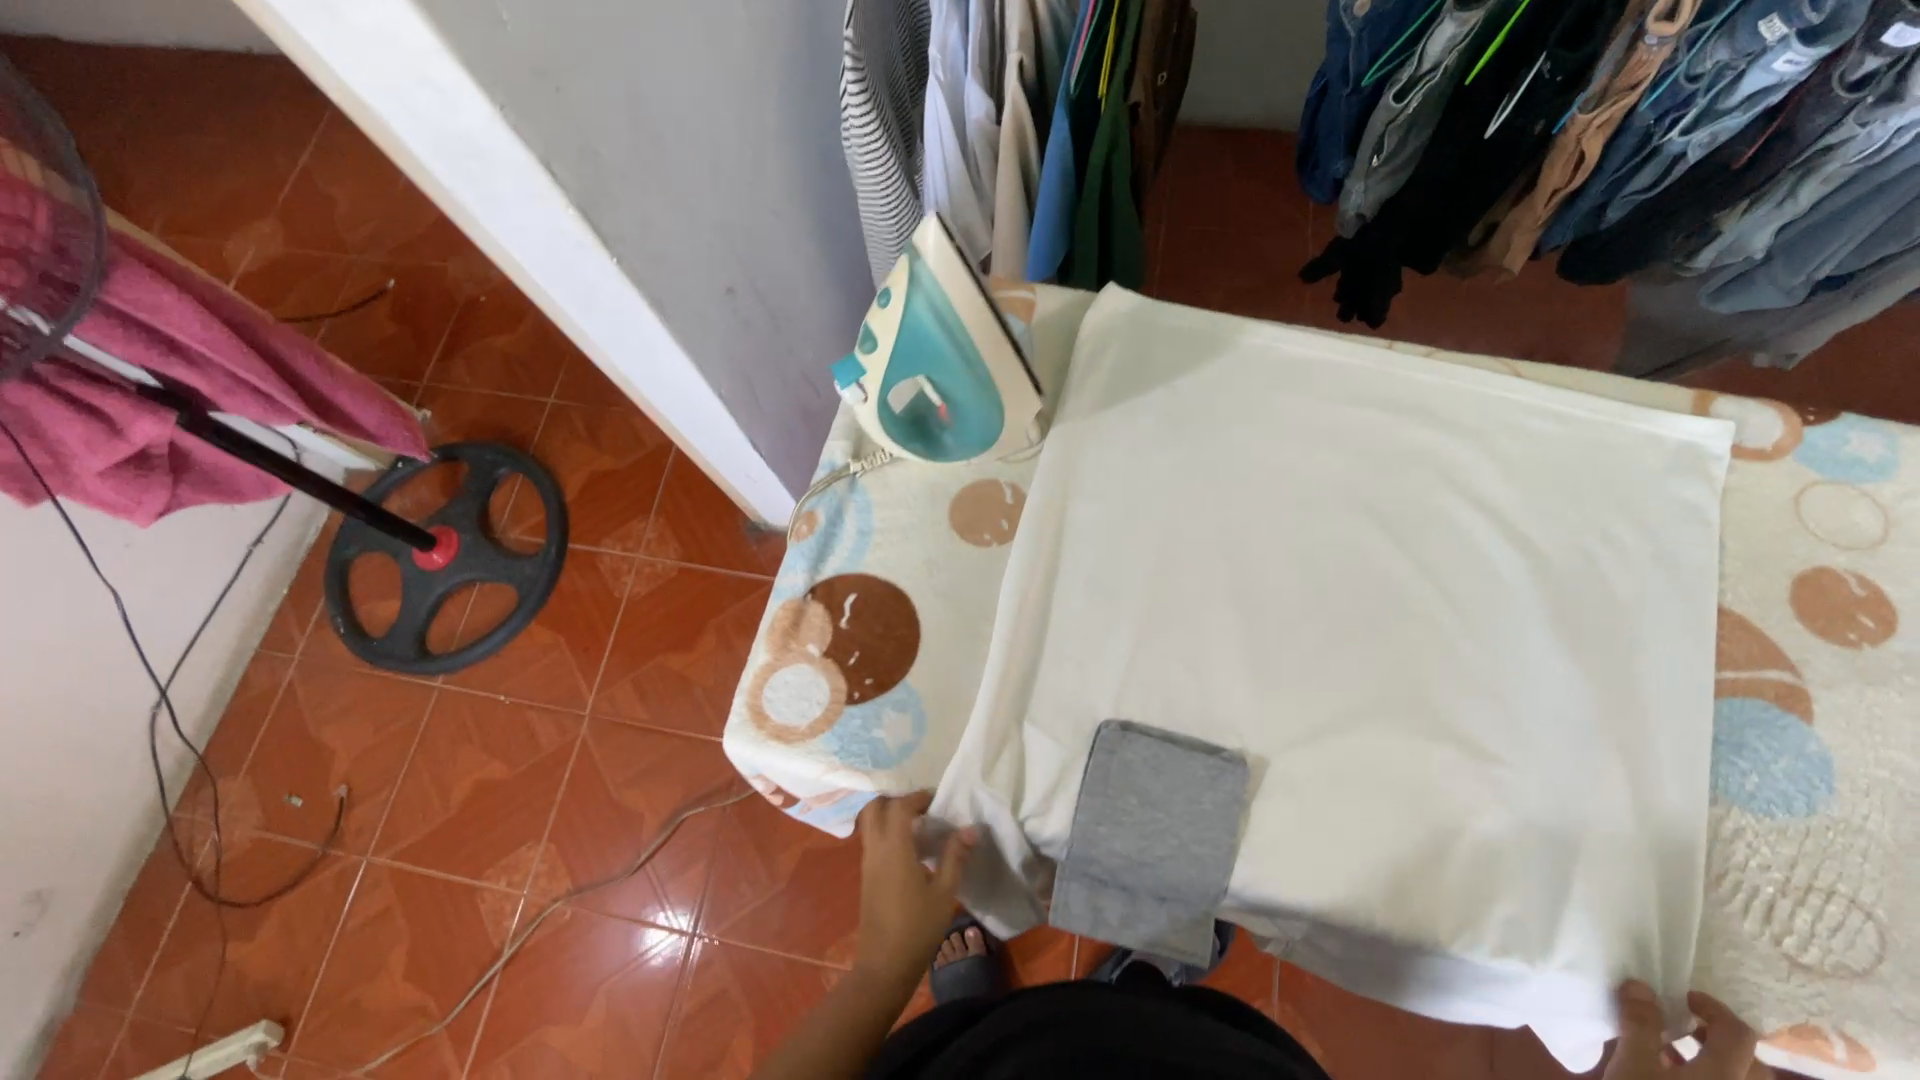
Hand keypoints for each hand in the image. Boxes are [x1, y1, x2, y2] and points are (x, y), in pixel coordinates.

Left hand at [851, 792, 975, 990]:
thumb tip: (970, 829)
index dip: (917, 797)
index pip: (899, 807)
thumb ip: (955, 857)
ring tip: (919, 824)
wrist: (884, 965)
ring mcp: (867, 864)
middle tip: (921, 806)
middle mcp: (875, 850)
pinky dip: (887, 833)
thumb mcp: (944, 892)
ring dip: (889, 816)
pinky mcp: (866, 877)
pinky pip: (872, 842)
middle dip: (895, 800)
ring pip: (870, 825)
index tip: (936, 798)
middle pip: (874, 809)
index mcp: (894, 849)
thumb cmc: (917, 928)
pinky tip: (910, 848)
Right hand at [1603, 981, 1771, 1079]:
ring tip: (1676, 1052)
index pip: (1737, 1033)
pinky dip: (1705, 1076)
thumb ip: (1640, 1024)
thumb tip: (1641, 984)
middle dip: (1719, 1038)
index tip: (1683, 997)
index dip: (1713, 1009)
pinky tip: (1671, 1074)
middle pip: (1750, 1060)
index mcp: (1725, 1072)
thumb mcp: (1634, 1062)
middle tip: (1686, 1025)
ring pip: (1738, 1077)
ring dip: (1714, 1060)